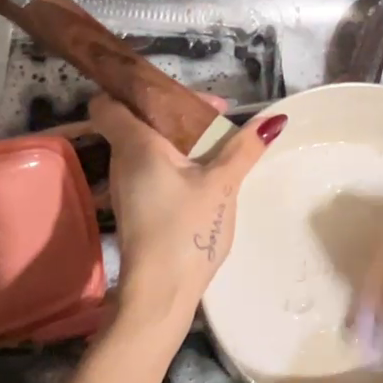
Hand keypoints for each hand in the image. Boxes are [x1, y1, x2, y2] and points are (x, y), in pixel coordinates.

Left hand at [88, 95, 284, 330]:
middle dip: (174, 113)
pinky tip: (204, 177)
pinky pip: (151, 169)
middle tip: (215, 119)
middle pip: (137, 120)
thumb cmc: (185, 231)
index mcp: (135, 143)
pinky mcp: (136, 207)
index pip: (109, 101)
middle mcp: (122, 159)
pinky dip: (174, 163)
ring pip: (146, 146)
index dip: (136, 89)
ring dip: (177, 139)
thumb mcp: (221, 185)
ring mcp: (126, 186)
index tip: (179, 96)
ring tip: (217, 147)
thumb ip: (243, 149)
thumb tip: (273, 121)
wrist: (159, 293)